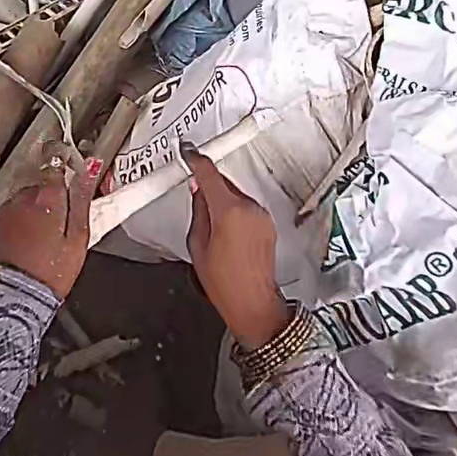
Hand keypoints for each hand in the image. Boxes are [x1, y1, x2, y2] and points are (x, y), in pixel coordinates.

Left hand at [0, 151, 101, 299]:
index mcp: (48, 198)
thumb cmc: (51, 270)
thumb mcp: (78, 237)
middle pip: (41, 184)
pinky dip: (21, 221)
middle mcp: (23, 199)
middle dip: (51, 196)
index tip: (70, 166)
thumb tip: (87, 173)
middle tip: (62, 221)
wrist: (17, 294)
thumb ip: (82, 200)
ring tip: (45, 236)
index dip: (64, 163)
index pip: (55, 164)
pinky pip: (13, 213)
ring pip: (26, 199)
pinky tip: (29, 241)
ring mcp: (7, 210)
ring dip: (36, 209)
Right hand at [184, 147, 287, 348]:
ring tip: (212, 226)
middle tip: (195, 196)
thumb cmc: (225, 282)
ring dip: (222, 200)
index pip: (209, 173)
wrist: (253, 302)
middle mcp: (249, 209)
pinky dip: (234, 211)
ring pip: (235, 194)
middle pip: (224, 183)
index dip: (196, 160)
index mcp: (228, 211)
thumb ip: (198, 210)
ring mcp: (261, 216)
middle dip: (208, 186)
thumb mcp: (197, 244)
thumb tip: (197, 191)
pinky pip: (246, 207)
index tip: (188, 153)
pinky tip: (226, 232)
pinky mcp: (267, 223)